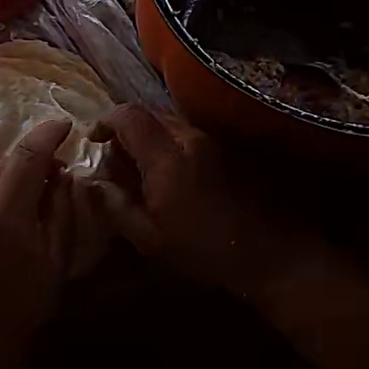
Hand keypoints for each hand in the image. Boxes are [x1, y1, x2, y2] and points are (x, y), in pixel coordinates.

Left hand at [0, 119, 81, 368]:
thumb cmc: (19, 306)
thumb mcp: (54, 261)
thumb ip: (61, 210)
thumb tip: (61, 174)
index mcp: (3, 213)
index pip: (27, 154)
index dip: (48, 134)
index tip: (64, 125)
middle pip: (4, 159)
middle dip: (31, 159)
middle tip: (50, 176)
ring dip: (2, 169)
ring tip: (17, 189)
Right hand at [88, 104, 318, 292]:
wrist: (275, 256)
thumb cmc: (206, 252)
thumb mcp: (150, 239)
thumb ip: (116, 206)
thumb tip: (93, 184)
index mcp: (167, 158)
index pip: (128, 116)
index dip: (105, 122)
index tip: (94, 139)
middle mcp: (191, 138)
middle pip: (148, 112)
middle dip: (125, 129)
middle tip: (116, 158)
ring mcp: (214, 140)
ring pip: (169, 121)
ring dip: (148, 135)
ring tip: (141, 167)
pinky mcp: (230, 148)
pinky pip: (189, 133)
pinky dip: (169, 142)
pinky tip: (171, 173)